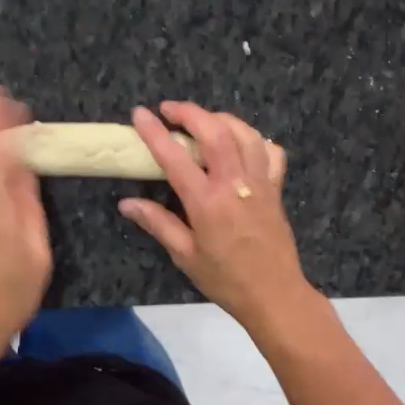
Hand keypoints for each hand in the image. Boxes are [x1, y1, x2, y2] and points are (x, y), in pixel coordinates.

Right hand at [119, 101, 313, 326]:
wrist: (275, 295)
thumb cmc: (226, 280)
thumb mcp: (185, 256)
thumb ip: (158, 224)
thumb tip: (127, 203)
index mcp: (207, 202)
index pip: (176, 158)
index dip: (155, 132)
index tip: (140, 114)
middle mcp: (235, 184)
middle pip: (215, 131)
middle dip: (190, 112)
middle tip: (169, 109)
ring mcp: (260, 183)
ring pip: (244, 133)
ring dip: (221, 119)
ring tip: (202, 120)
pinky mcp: (276, 189)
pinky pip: (270, 152)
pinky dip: (255, 139)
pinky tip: (242, 143)